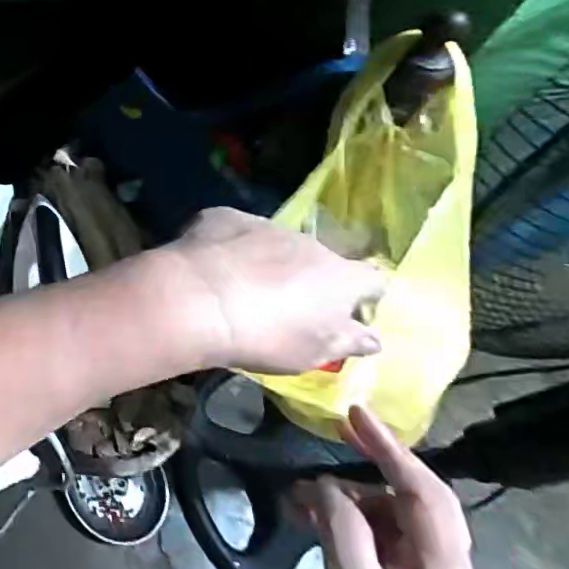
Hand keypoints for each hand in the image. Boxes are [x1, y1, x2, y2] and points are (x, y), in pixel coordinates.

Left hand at [166, 208, 384, 374]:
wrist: (197, 299)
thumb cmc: (263, 336)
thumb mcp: (314, 352)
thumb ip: (346, 341)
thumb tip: (370, 337)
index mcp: (340, 276)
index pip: (371, 280)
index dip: (361, 296)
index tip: (343, 312)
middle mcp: (307, 242)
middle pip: (317, 257)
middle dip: (306, 276)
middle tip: (281, 302)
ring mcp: (263, 224)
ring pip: (273, 241)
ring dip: (265, 257)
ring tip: (239, 283)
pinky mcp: (222, 215)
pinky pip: (233, 229)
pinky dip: (228, 243)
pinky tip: (210, 263)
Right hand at [299, 407, 489, 568]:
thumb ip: (343, 534)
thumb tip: (327, 483)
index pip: (428, 497)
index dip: (393, 449)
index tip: (354, 413)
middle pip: (412, 504)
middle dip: (367, 469)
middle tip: (328, 438)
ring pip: (390, 519)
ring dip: (345, 500)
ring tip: (298, 498)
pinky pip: (376, 540)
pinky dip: (343, 522)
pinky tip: (309, 518)